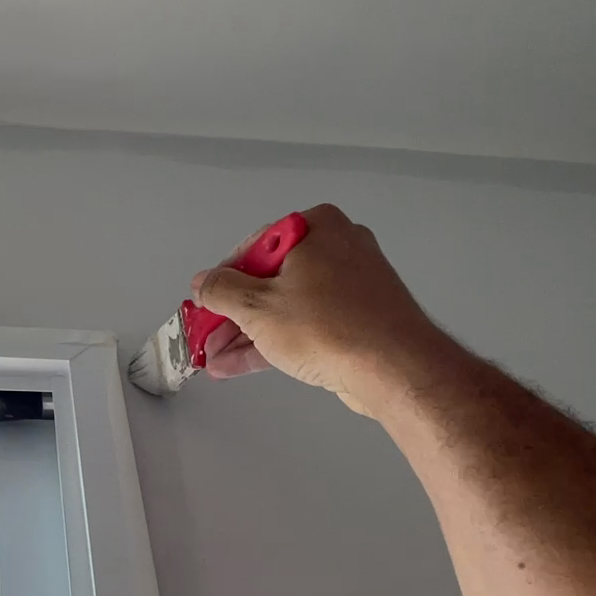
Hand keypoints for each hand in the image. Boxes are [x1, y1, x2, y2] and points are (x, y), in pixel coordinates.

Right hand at [192, 204, 457, 418]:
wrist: (393, 367)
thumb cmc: (323, 327)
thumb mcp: (257, 307)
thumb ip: (221, 291)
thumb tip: (202, 281)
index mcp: (315, 228)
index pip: (252, 249)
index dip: (221, 281)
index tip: (202, 308)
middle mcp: (337, 246)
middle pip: (268, 280)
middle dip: (232, 315)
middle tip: (205, 340)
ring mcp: (350, 283)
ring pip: (285, 305)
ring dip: (246, 334)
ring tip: (215, 361)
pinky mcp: (358, 316)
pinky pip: (306, 322)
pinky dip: (274, 340)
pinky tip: (239, 364)